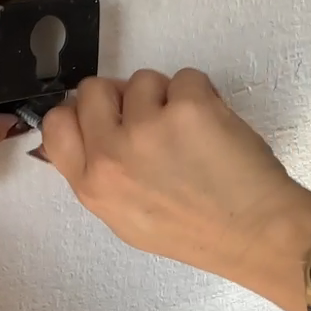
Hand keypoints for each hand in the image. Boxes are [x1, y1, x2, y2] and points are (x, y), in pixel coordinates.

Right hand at [40, 68, 310, 310]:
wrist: (254, 233)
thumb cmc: (192, 231)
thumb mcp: (123, 218)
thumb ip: (98, 174)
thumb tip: (90, 130)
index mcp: (92, 185)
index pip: (55, 123)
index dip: (79, 112)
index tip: (104, 118)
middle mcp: (111, 155)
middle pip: (93, 88)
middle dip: (121, 97)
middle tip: (151, 120)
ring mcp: (148, 127)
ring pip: (142, 79)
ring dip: (166, 97)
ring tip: (189, 132)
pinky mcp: (189, 107)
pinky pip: (186, 77)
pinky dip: (201, 95)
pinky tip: (212, 128)